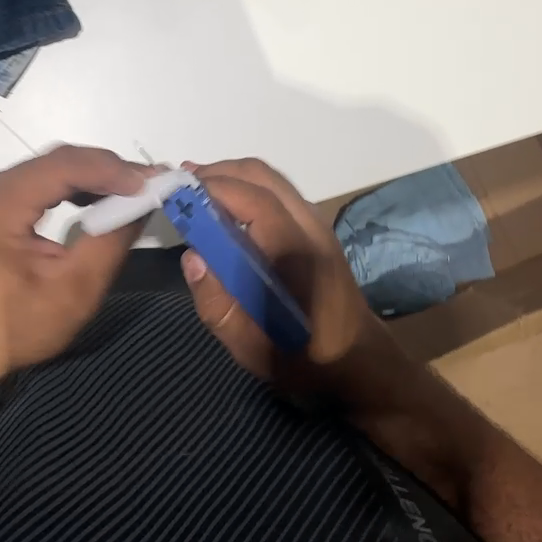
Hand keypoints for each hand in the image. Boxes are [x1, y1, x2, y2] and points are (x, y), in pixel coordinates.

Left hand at [0, 146, 150, 401]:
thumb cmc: (18, 326)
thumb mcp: (75, 290)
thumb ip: (112, 240)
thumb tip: (144, 202)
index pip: (63, 167)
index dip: (111, 170)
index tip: (153, 182)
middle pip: (59, 162)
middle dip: (108, 170)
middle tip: (152, 184)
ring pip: (54, 167)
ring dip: (95, 176)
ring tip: (136, 190)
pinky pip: (44, 181)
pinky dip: (76, 186)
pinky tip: (103, 197)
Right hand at [180, 159, 401, 410]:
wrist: (364, 368)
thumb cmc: (308, 363)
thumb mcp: (254, 351)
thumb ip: (218, 307)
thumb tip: (192, 258)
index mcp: (295, 256)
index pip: (254, 201)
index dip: (214, 188)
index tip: (177, 192)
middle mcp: (310, 230)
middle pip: (262, 176)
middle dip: (219, 173)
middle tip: (182, 186)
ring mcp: (318, 226)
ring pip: (272, 180)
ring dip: (233, 177)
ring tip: (197, 191)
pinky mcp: (318, 231)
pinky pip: (279, 193)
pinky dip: (248, 188)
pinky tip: (227, 208)